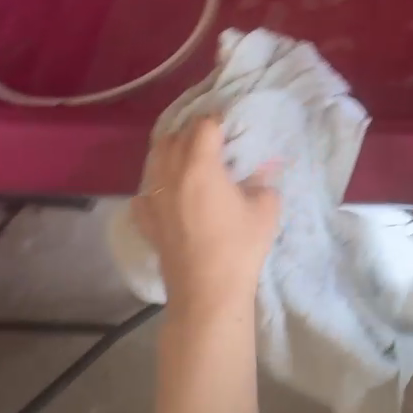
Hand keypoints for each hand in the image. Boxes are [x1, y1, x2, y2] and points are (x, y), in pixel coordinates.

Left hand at [132, 117, 280, 314]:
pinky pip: (145, 189)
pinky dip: (157, 181)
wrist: (207, 292)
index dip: (219, 119)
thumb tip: (254, 174)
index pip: (203, 126)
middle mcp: (170, 178)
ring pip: (154, 159)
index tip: (233, 123)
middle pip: (173, 137)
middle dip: (193, 130)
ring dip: (172, 150)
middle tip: (215, 136)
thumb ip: (260, 180)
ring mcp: (153, 200)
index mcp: (200, 168)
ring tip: (192, 155)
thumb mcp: (267, 205)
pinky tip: (172, 189)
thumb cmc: (241, 245)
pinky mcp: (146, 221)